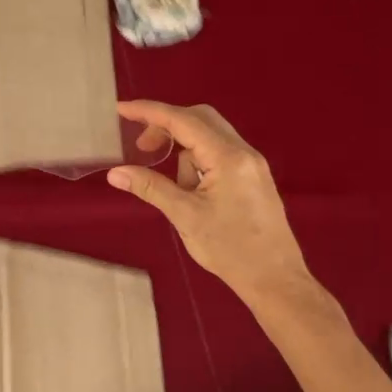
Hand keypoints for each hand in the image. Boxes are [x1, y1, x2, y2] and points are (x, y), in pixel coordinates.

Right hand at [108, 100, 311, 304]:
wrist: (276, 281)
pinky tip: (189, 188)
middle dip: (166, 125)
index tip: (120, 110)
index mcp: (228, 158)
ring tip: (173, 186)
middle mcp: (243, 153)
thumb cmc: (231, 249)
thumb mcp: (184, 216)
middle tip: (141, 147)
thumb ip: (150, 187)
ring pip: (209, 136)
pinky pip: (218, 153)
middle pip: (199, 118)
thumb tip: (114, 172)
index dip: (149, 112)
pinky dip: (196, 160)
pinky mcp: (252, 178)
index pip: (183, 120)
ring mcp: (251, 165)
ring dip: (182, 148)